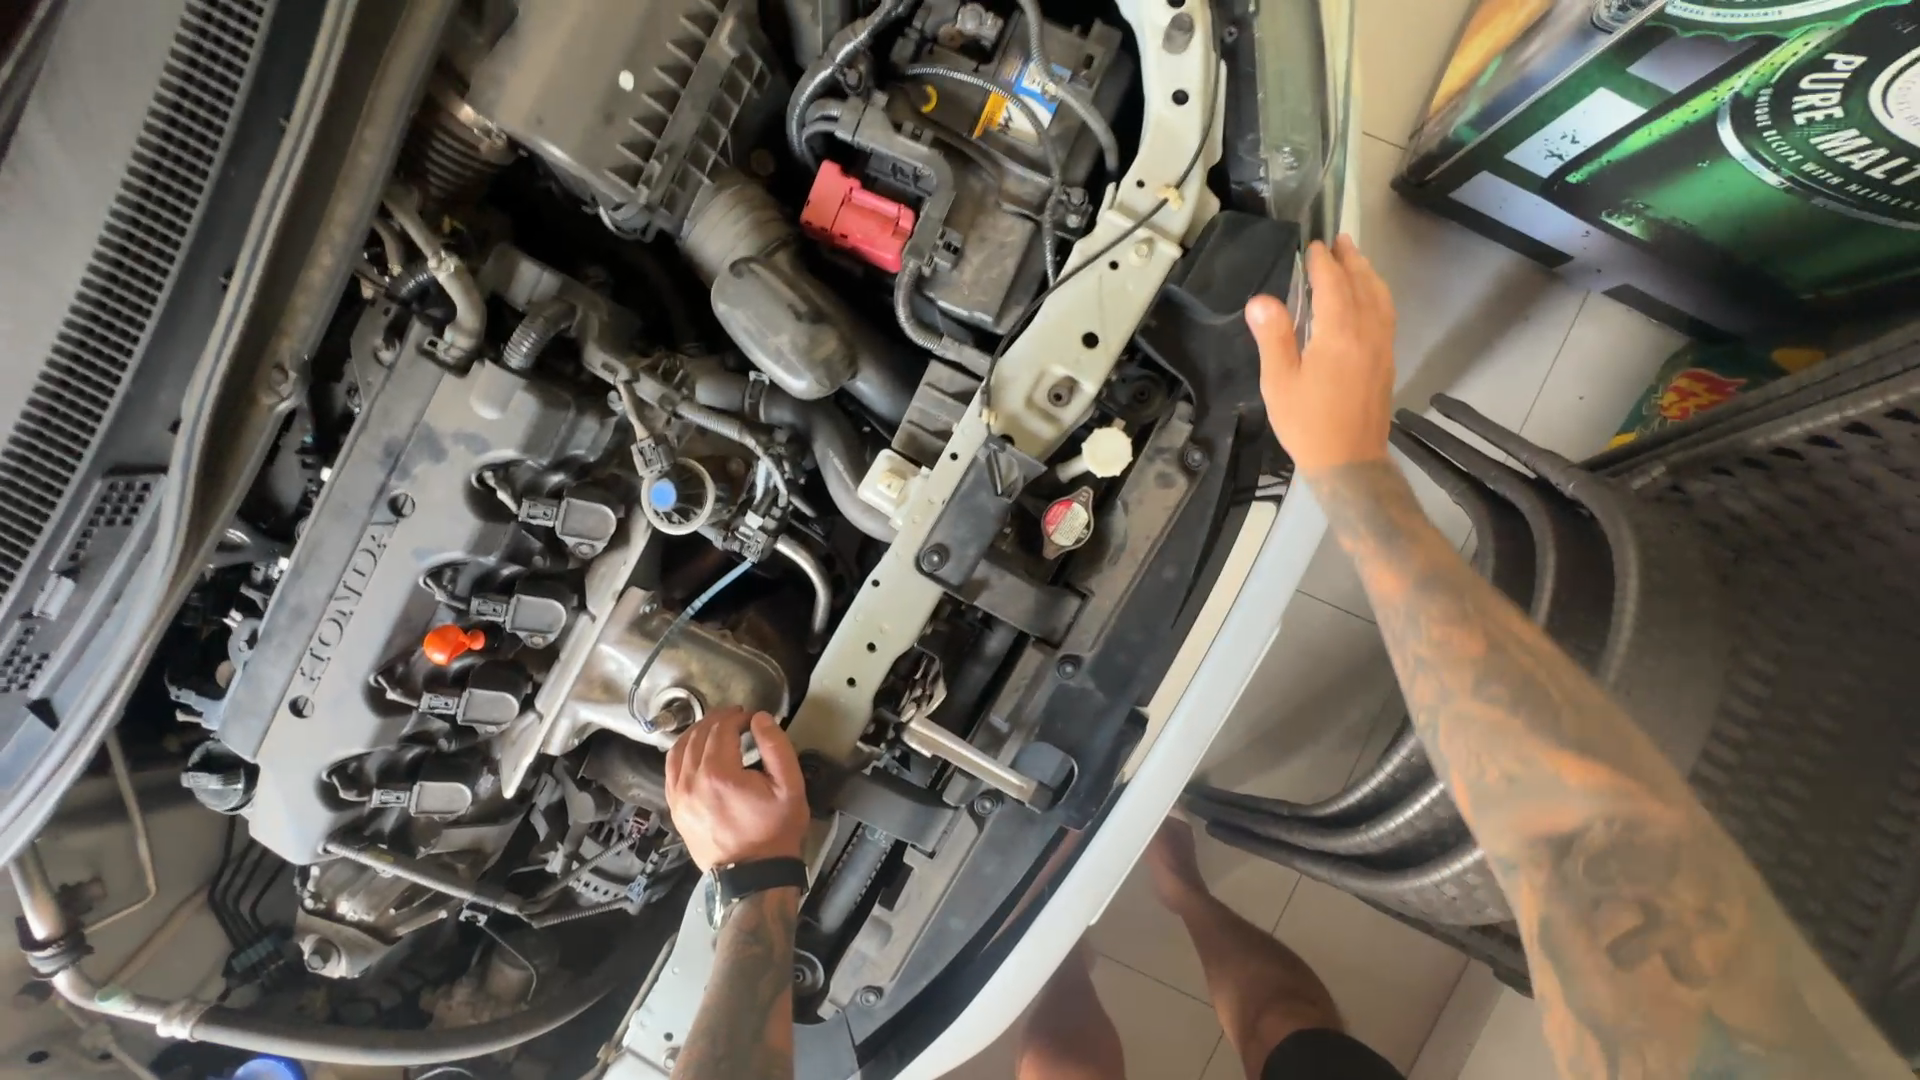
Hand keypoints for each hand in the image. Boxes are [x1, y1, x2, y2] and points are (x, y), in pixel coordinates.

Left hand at [665, 707, 810, 870]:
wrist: (753, 875)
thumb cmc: (775, 830)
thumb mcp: (790, 786)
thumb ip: (776, 746)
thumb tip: (760, 719)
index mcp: (720, 774)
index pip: (722, 729)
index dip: (737, 717)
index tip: (753, 718)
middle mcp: (692, 781)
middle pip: (699, 735)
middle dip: (718, 720)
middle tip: (737, 718)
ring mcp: (679, 797)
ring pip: (679, 749)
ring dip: (698, 732)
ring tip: (716, 728)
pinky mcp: (675, 808)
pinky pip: (671, 770)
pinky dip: (682, 752)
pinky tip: (696, 749)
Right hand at [1246, 235, 1396, 473]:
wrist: (1349, 460)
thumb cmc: (1306, 423)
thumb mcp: (1279, 383)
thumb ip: (1273, 338)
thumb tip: (1261, 300)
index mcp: (1338, 335)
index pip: (1333, 286)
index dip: (1323, 263)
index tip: (1314, 246)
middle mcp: (1367, 333)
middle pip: (1362, 285)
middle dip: (1350, 260)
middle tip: (1339, 240)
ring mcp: (1382, 347)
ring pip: (1380, 299)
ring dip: (1368, 275)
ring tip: (1357, 260)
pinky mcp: (1387, 361)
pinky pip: (1386, 315)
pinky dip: (1377, 295)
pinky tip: (1369, 299)